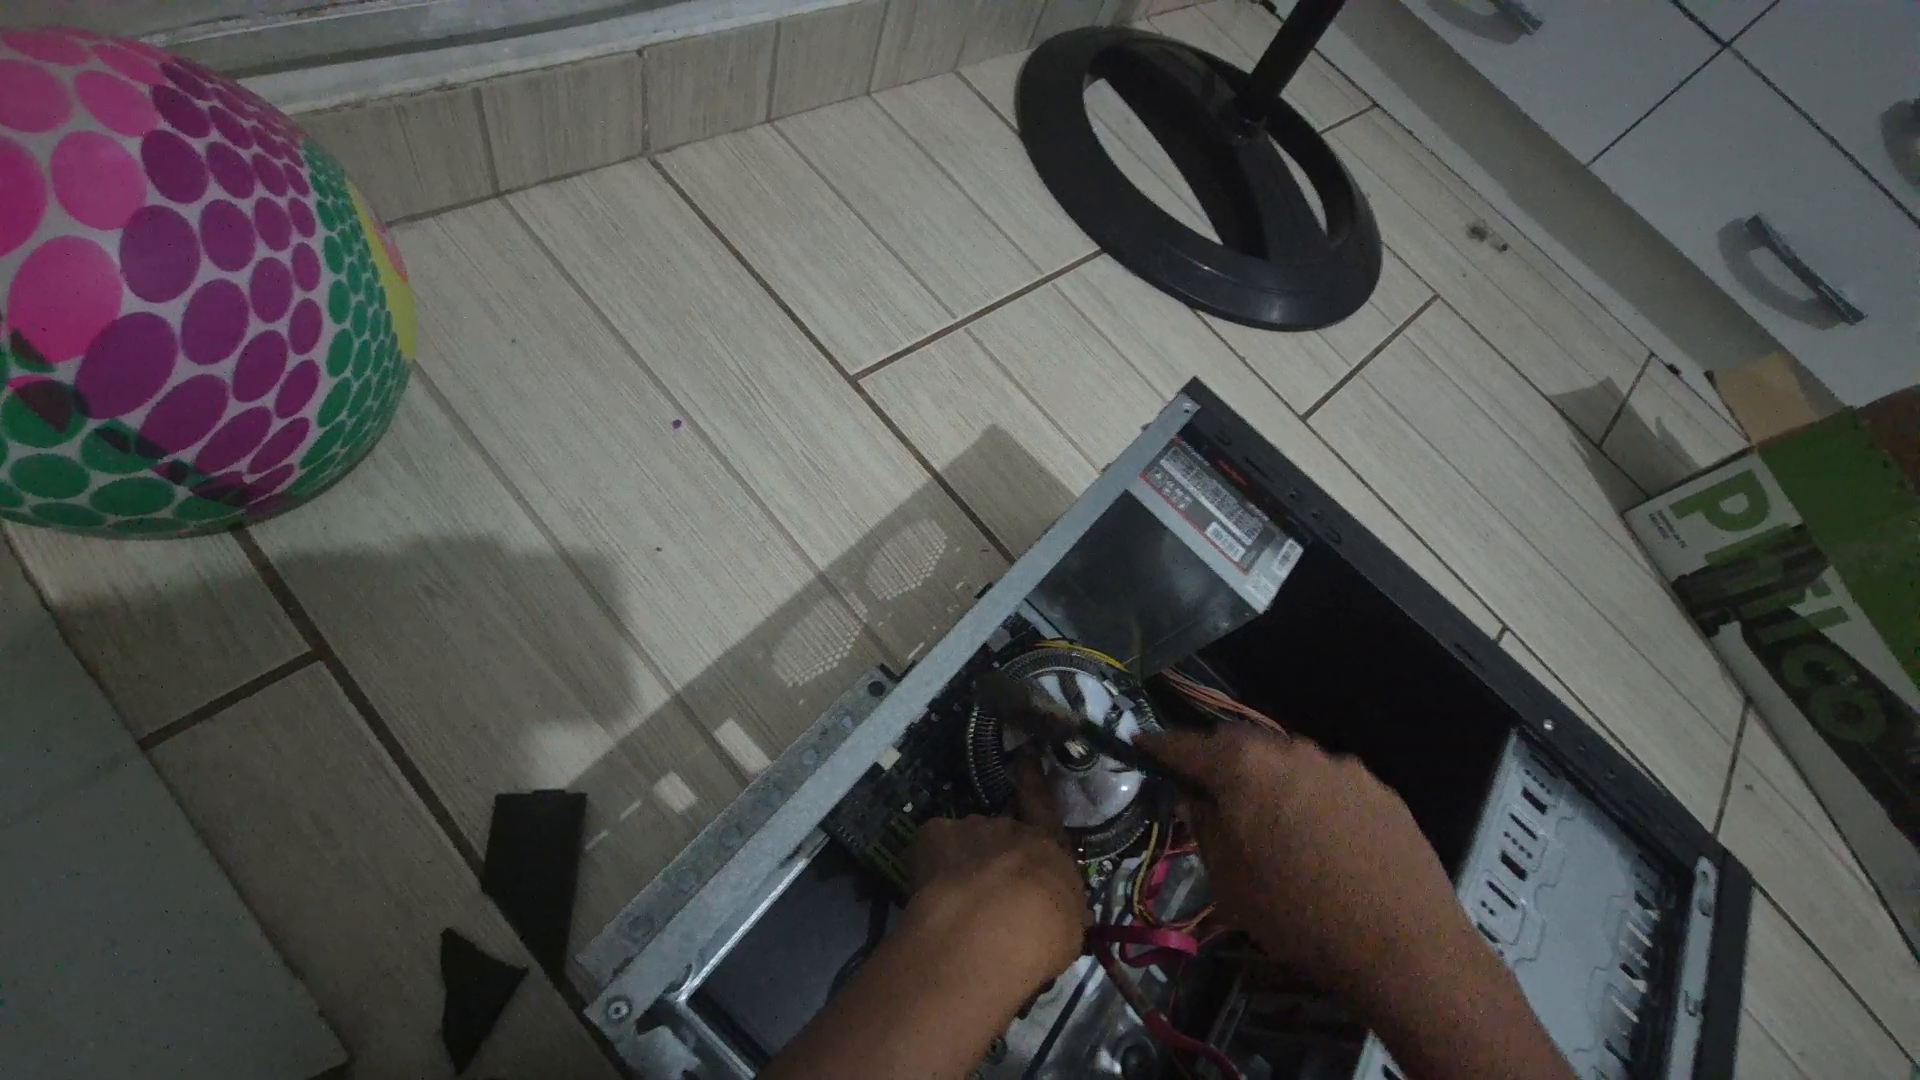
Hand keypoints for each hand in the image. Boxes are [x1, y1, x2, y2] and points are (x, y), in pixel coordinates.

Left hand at [904, 756, 1086, 995]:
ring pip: (964, 842)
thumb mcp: (1069, 926)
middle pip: (999, 836)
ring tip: (957, 903)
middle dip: (993, 858)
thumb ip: (1061, 909)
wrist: (996, 924)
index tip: (1027, 755)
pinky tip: (931, 892)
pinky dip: (930, 865)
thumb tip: (1057, 913)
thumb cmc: (1045, 929)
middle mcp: (1009, 828)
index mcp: (1048, 848)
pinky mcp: (933, 835)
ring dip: (961, 863)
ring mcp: (969, 827)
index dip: (1034, 781)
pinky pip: (931, 847)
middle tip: (987, 897)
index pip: (1043, 807)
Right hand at [1137, 726, 1469, 1014]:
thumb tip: (1198, 799)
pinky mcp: (1378, 788)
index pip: (1184, 745)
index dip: (1159, 746)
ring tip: (1273, 822)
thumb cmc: (1298, 915)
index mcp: (1242, 768)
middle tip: (1209, 791)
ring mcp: (1339, 766)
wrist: (1406, 948)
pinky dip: (1312, 797)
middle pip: (1238, 744)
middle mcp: (1289, 751)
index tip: (1142, 747)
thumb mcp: (1227, 881)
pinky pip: (1328, 782)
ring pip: (1286, 761)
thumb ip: (1204, 827)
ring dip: (1269, 780)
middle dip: (1217, 762)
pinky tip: (1323, 838)